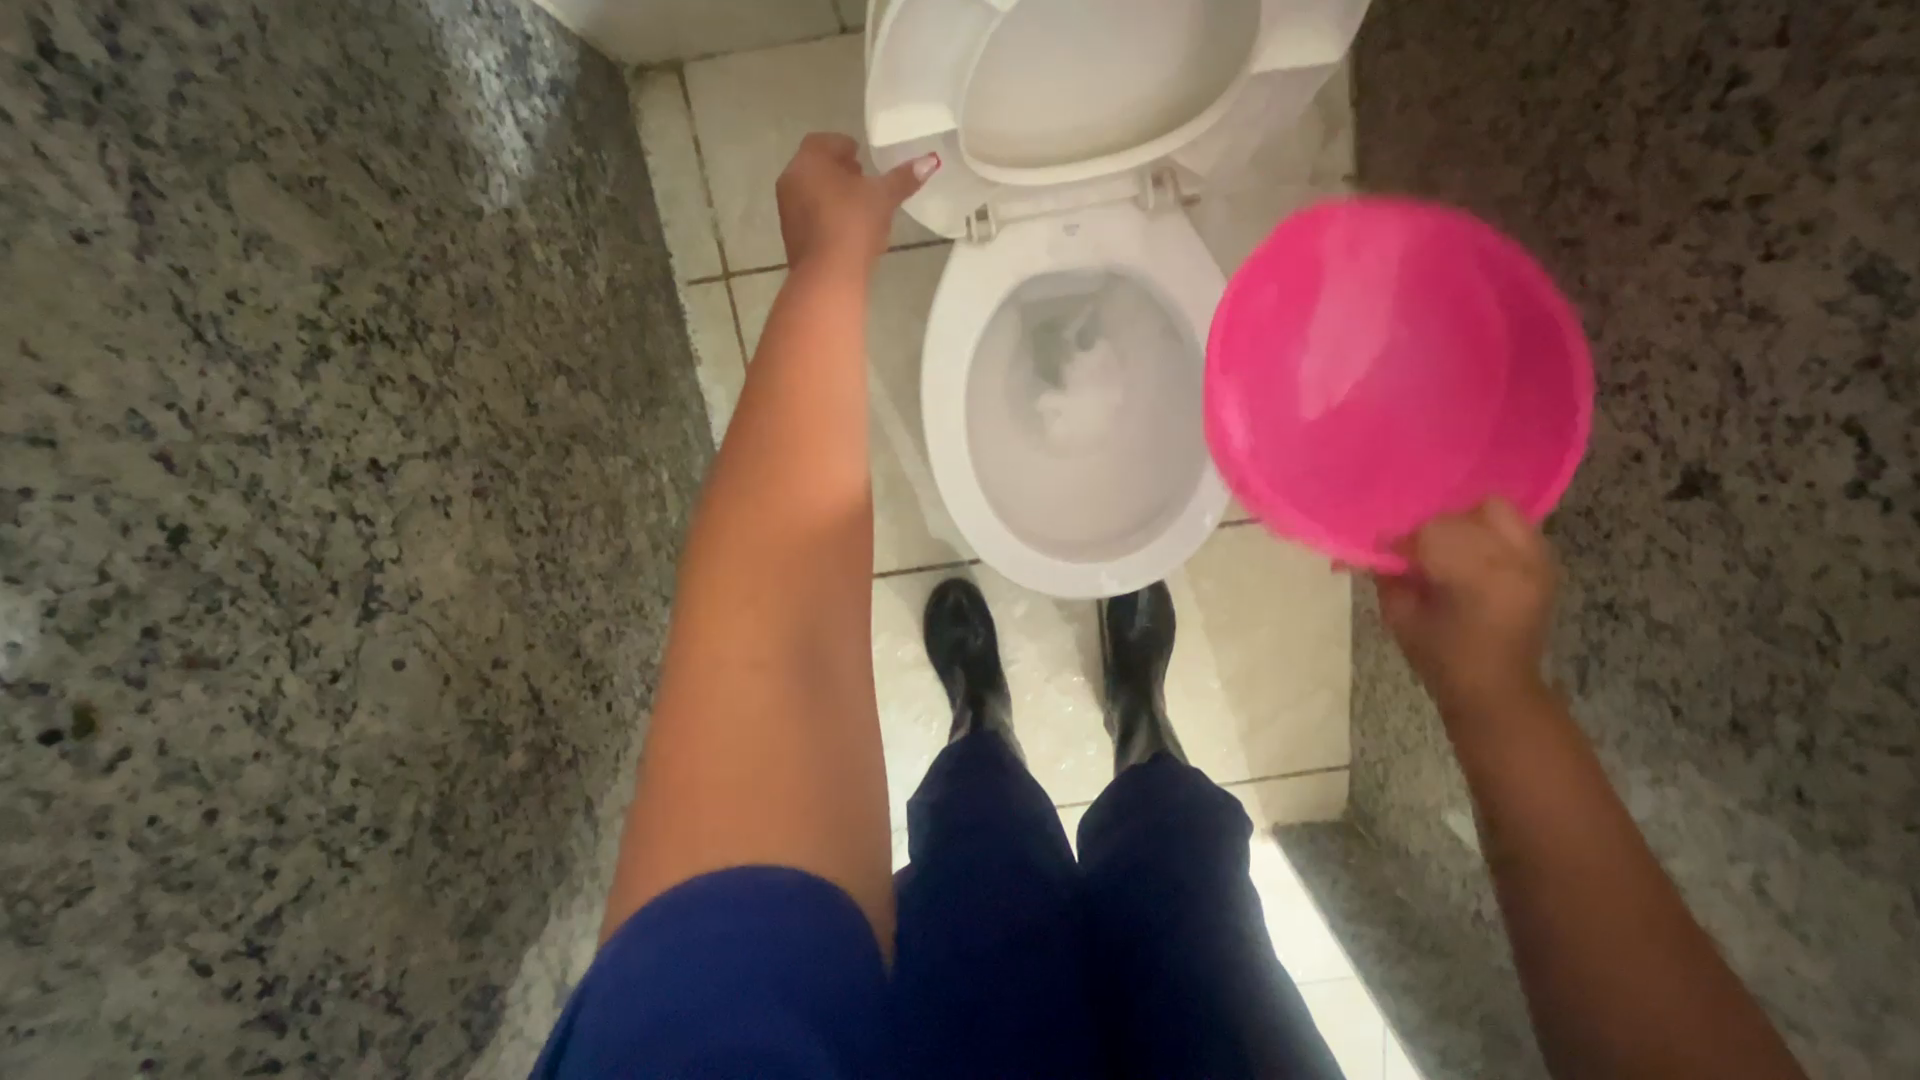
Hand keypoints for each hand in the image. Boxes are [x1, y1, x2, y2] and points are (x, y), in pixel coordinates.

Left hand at [775, 133, 937, 271]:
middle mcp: (791, 181)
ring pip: (811, 193)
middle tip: (862, 178)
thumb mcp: (883, 198)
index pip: (824, 141)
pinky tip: (847, 230)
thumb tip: (930, 161)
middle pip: (815, 167)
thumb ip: (903, 178)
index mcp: (809, 162)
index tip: (861, 155)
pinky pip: (810, 217)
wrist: (828, 276)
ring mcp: (787, 211)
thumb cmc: (853, 225)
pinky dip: (826, 216)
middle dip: (839, 170)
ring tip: (858, 206)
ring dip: (833, 194)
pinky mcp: (791, 237)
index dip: (844, 145)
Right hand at [1376, 498, 1556, 717]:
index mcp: (1477, 575)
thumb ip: (1389, 576)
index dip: (1404, 541)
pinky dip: (1490, 533)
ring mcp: (1536, 560)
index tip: (1388, 555)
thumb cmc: (1442, 658)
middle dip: (1435, 530)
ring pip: (1496, 512)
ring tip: (1450, 551)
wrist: (1496, 689)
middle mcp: (1514, 560)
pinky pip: (1516, 528)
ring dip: (1466, 526)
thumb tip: (1381, 549)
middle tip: (1419, 553)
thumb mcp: (1401, 617)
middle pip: (1464, 515)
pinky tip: (1474, 556)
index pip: (1433, 530)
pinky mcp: (1544, 565)